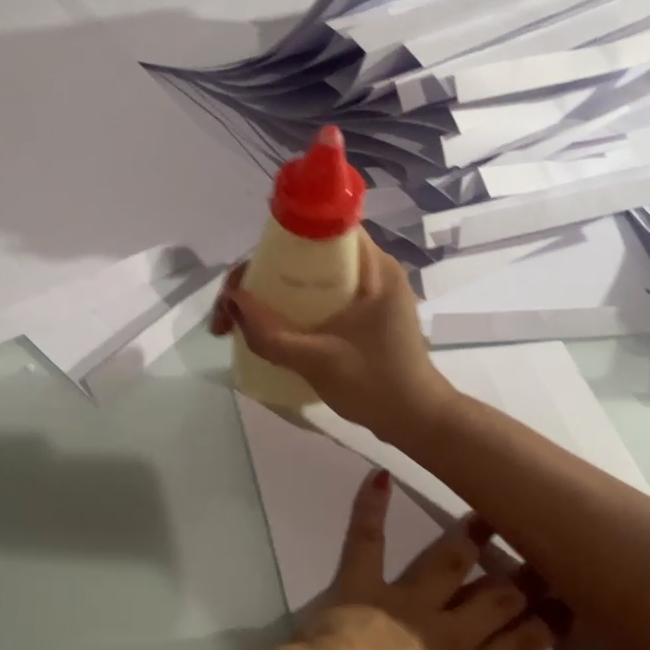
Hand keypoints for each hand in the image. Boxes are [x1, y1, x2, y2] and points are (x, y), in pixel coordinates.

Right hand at [211, 235, 457, 437]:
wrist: (418, 422)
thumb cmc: (375, 384)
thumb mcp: (316, 360)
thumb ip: (270, 333)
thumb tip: (232, 301)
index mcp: (373, 267)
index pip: (319, 228)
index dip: (275, 243)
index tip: (246, 278)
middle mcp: (375, 270)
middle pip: (307, 254)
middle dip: (262, 278)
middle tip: (231, 313)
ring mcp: (372, 292)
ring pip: (310, 278)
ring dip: (273, 295)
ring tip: (240, 326)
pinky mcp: (367, 314)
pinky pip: (321, 297)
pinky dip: (292, 308)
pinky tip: (271, 330)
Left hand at [282, 470, 565, 649]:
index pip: (522, 649)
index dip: (547, 626)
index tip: (569, 602)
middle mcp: (445, 634)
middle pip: (494, 599)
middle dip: (523, 577)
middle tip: (545, 549)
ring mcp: (402, 603)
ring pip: (446, 561)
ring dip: (469, 535)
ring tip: (489, 510)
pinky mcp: (357, 585)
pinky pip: (366, 539)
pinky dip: (370, 505)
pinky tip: (377, 474)